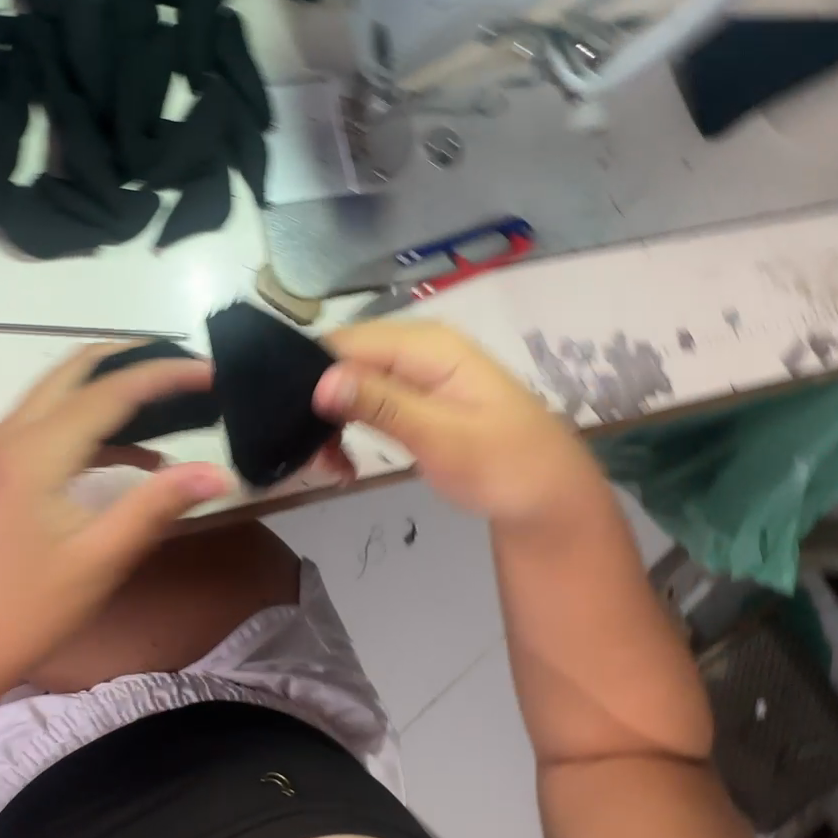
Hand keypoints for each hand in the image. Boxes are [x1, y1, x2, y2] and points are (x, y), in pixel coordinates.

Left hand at [0, 345, 232, 697]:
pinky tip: (135, 457)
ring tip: (170, 404)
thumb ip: (158, 505)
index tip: (212, 372)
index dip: (166, 374)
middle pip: (78, 369)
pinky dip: (92, 424)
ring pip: (60, 392)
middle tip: (187, 371)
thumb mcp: (101, 558)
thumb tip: (220, 472)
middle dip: (134, 360)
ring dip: (112, 388)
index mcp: (36, 449)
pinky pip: (49, 423)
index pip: (112, 389)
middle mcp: (10, 433)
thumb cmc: (27, 610)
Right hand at [314, 320, 607, 525]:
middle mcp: (417, 348)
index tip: (289, 419)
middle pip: (343, 360)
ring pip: (349, 384)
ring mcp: (415, 372)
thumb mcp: (442, 438)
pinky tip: (343, 465)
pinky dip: (348, 430)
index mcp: (428, 344)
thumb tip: (321, 380)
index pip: (347, 342)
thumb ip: (383, 405)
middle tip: (308, 454)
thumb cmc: (505, 465)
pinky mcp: (413, 398)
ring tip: (327, 466)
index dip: (312, 375)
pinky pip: (365, 402)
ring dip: (330, 423)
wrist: (548, 496)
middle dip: (318, 402)